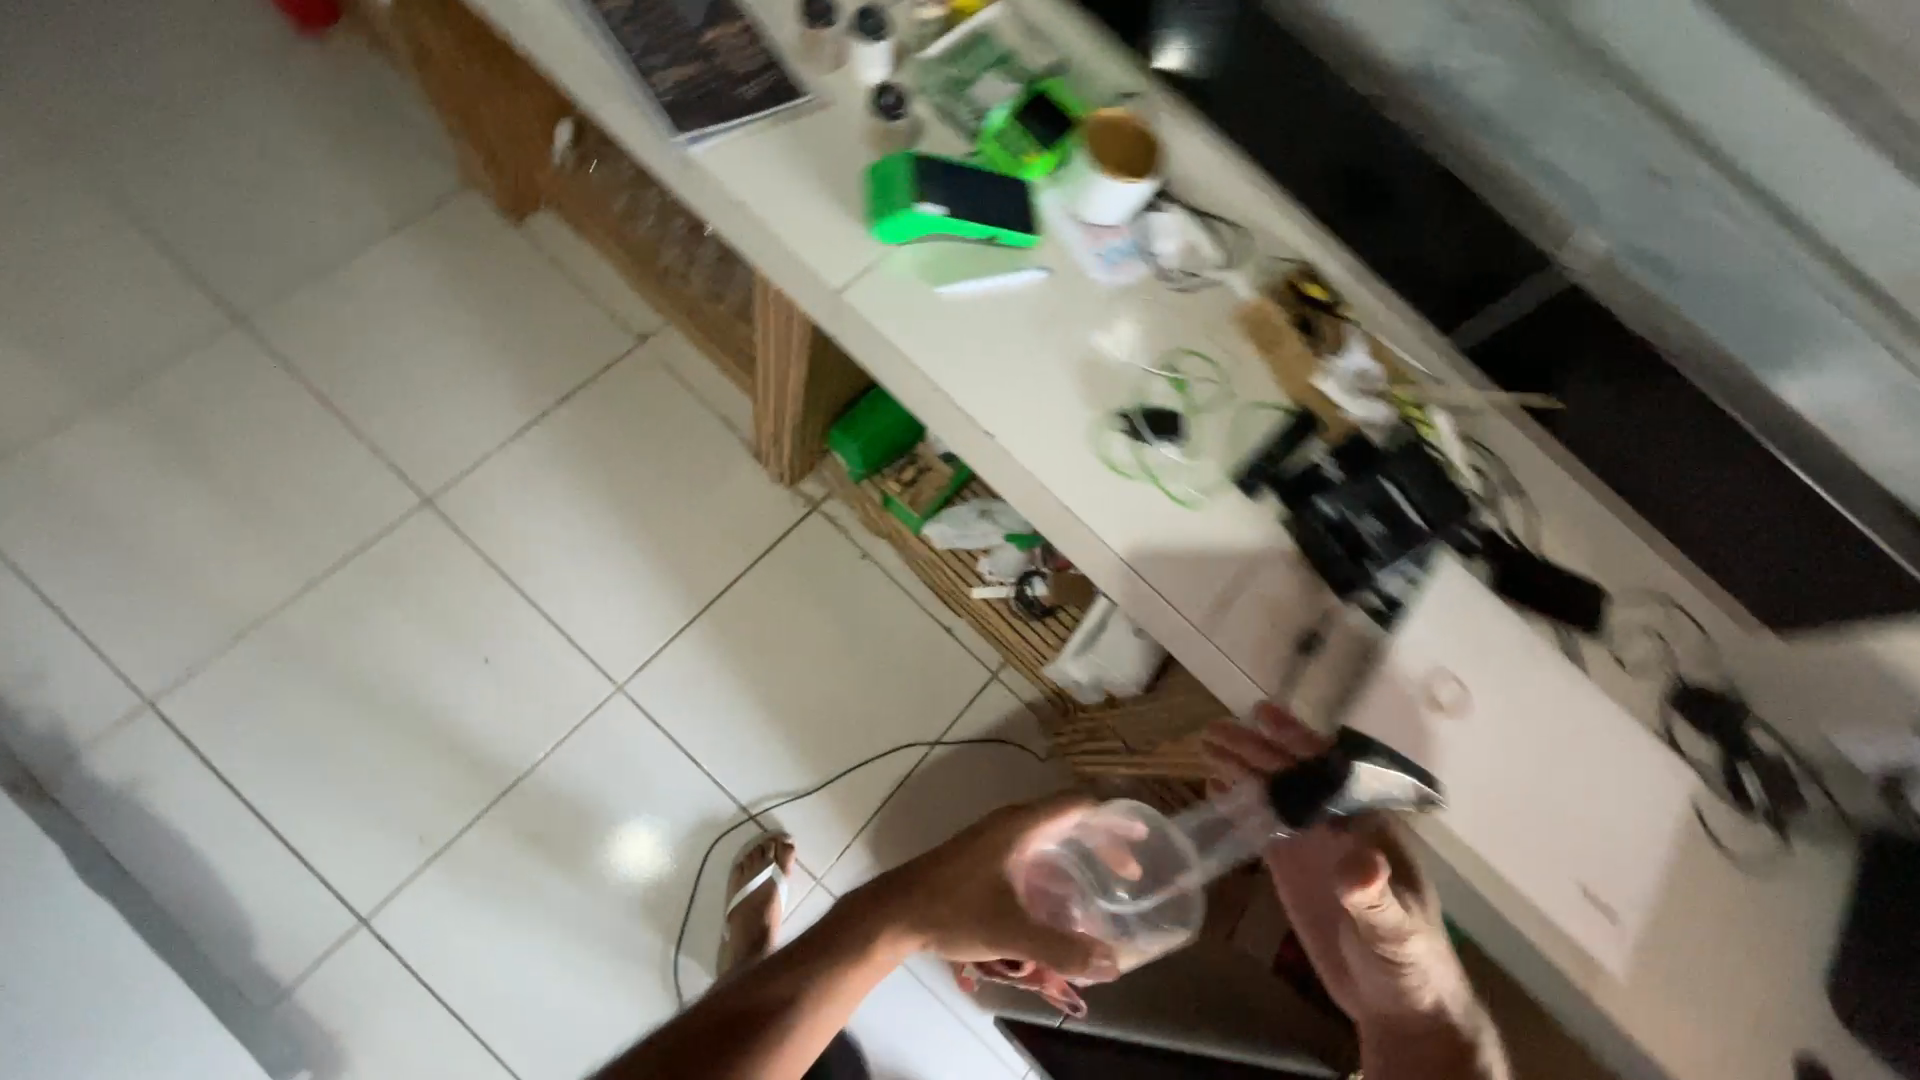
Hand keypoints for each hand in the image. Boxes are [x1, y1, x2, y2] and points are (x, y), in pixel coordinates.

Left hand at [849, 794, 1119, 984]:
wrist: (895, 912)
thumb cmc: (952, 910)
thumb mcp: (1010, 932)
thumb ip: (1061, 949)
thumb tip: (1112, 963)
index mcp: (1021, 826)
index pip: (1076, 804)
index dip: (1111, 815)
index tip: (1141, 834)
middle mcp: (1011, 823)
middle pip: (1067, 819)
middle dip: (1101, 840)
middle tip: (1132, 872)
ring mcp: (995, 838)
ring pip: (1049, 836)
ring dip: (1078, 854)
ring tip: (1105, 884)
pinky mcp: (984, 856)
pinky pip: (1033, 850)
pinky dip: (1057, 865)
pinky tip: (1063, 899)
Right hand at [1202, 705, 1476, 1038]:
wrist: (1399, 1006)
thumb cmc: (1408, 964)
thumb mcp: (1394, 933)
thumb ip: (1374, 899)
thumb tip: (1357, 864)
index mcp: (1368, 825)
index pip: (1327, 770)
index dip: (1295, 739)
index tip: (1263, 714)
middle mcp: (1338, 823)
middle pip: (1292, 776)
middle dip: (1255, 751)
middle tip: (1214, 732)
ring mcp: (1313, 842)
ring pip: (1274, 793)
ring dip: (1242, 769)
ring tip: (1206, 747)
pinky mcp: (1293, 865)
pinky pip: (1263, 823)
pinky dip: (1239, 803)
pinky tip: (1215, 788)